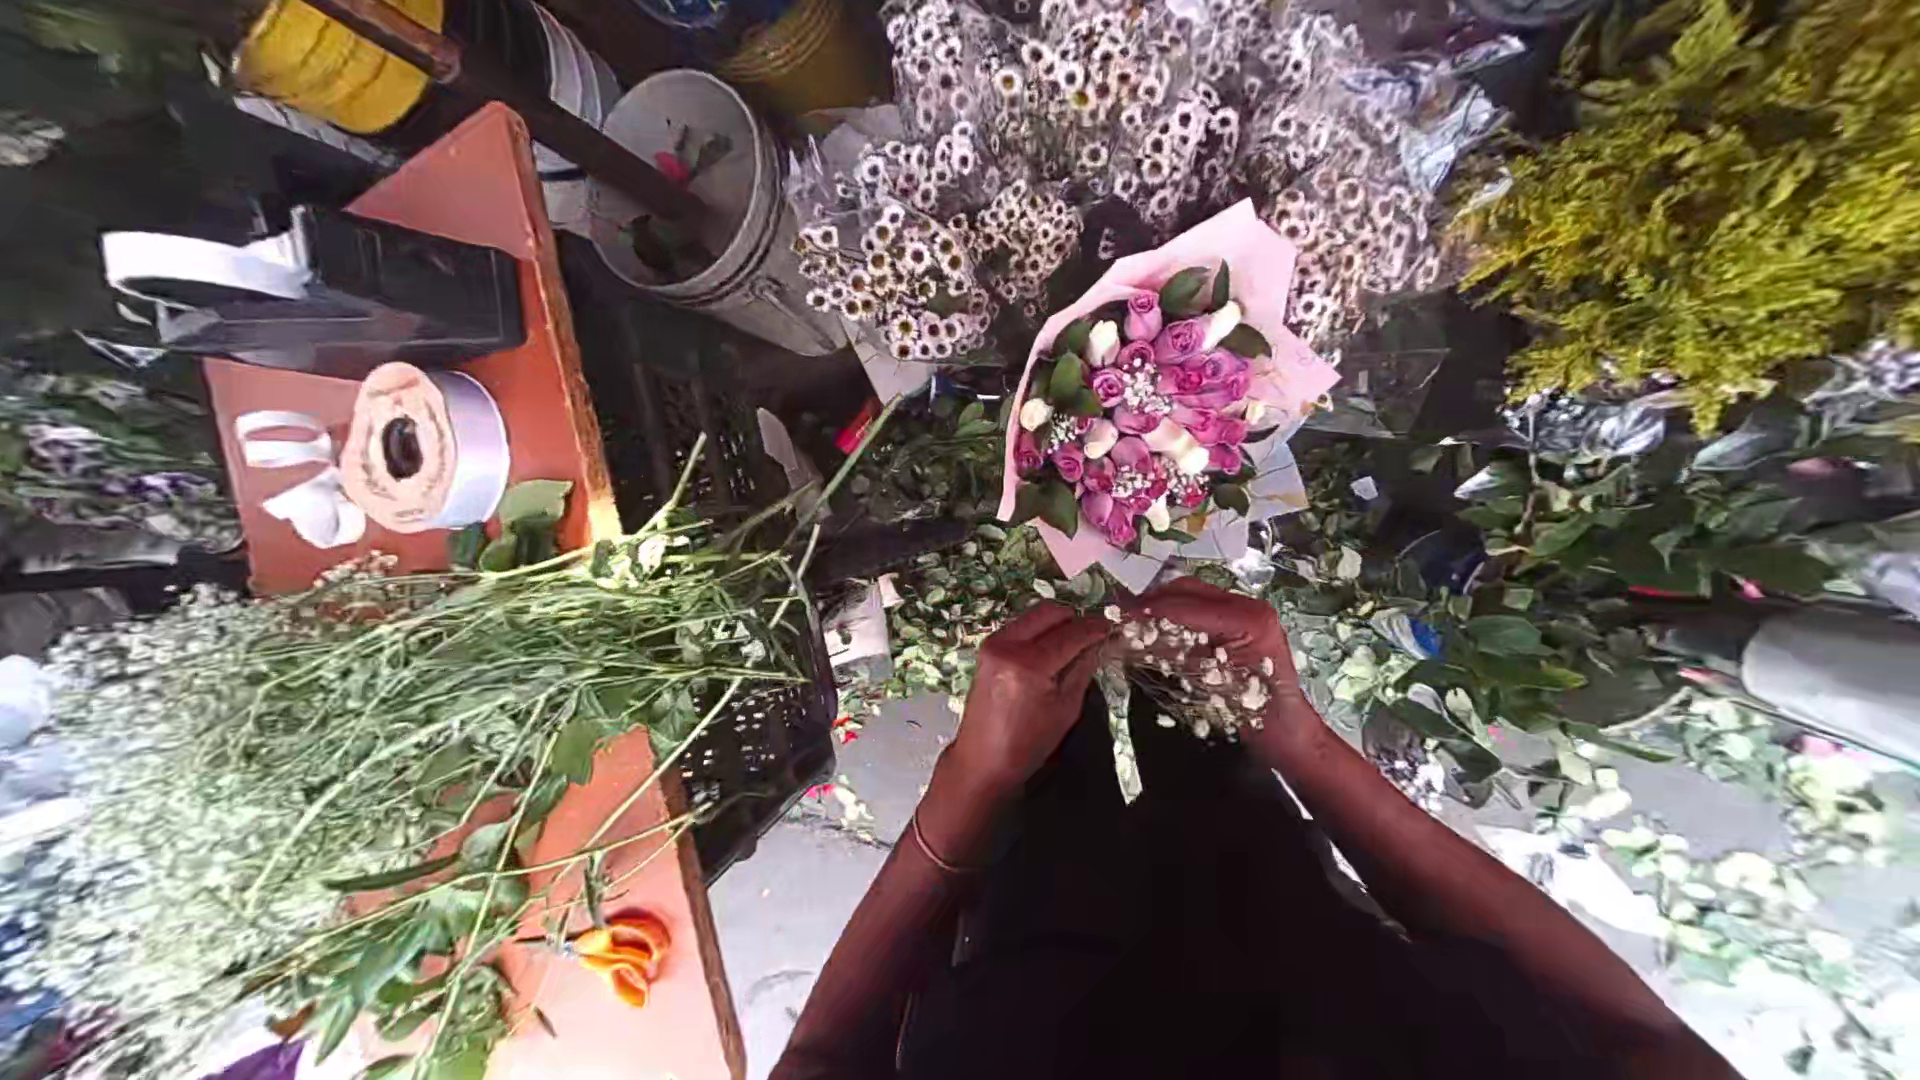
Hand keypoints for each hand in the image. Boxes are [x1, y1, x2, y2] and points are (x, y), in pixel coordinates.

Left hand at [945, 602, 1111, 795]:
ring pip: (1034, 615)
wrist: (982, 759)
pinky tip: (1053, 646)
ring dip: (1057, 622)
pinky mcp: (988, 647)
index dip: (1095, 628)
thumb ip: (1082, 669)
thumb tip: (1100, 644)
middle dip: (1075, 619)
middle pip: (1050, 612)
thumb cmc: (1026, 744)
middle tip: (1093, 634)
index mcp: (1028, 664)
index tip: (1112, 628)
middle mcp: (1008, 645)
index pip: (1070, 634)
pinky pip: (1021, 625)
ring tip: (1075, 641)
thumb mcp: (1065, 709)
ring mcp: (994, 643)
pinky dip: (1040, 629)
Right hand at [1133, 577, 1310, 736]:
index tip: (1119, 614)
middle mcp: (1249, 605)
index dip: (1150, 610)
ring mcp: (1245, 609)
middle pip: (1187, 590)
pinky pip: (1198, 606)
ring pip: (1190, 593)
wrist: (1286, 731)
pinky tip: (1154, 626)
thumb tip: (1135, 636)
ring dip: (1160, 604)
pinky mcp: (1237, 618)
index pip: (1187, 607)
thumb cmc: (1256, 716)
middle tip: (1121, 614)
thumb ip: (1176, 655)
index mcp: (1249, 620)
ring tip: (1133, 619)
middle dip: (1151, 601)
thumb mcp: (1210, 686)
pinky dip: (1173, 612)